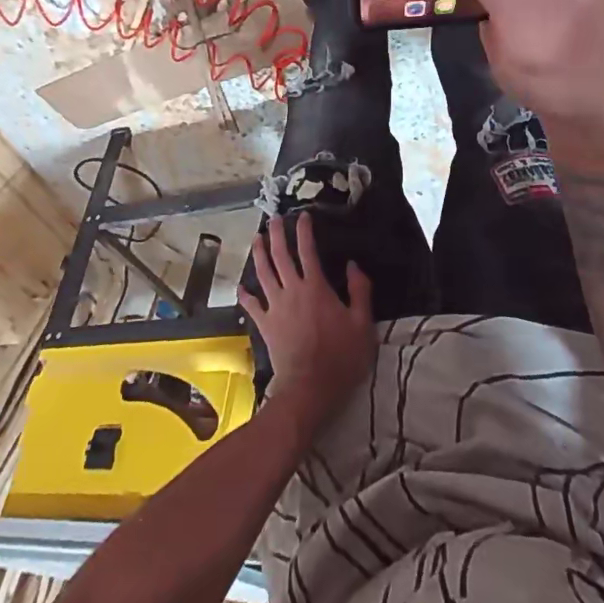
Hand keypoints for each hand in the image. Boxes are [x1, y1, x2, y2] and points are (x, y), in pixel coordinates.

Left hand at [239, 212, 373, 432]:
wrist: (310, 386)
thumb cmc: (341, 356)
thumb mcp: (362, 323)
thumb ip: (359, 291)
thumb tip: (353, 264)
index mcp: (316, 287)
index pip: (308, 250)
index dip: (304, 231)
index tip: (303, 216)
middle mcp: (292, 290)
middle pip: (280, 255)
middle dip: (276, 234)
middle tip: (274, 218)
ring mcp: (275, 306)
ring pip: (263, 273)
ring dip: (259, 253)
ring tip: (257, 238)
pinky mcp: (265, 324)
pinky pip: (251, 306)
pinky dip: (245, 295)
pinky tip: (241, 287)